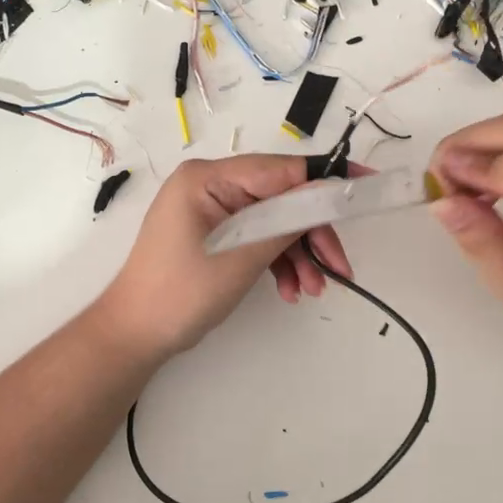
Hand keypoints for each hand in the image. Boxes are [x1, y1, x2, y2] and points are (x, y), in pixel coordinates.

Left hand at [96, 155, 355, 358]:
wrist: (136, 333)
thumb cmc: (180, 292)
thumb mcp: (240, 256)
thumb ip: (286, 222)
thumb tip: (329, 192)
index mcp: (206, 177)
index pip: (279, 168)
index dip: (324, 179)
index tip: (366, 187)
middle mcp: (209, 185)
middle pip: (280, 197)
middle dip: (312, 232)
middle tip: (340, 266)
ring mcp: (211, 210)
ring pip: (273, 221)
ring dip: (299, 253)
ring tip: (315, 288)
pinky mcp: (215, 233)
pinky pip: (257, 237)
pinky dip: (278, 261)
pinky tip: (292, 289)